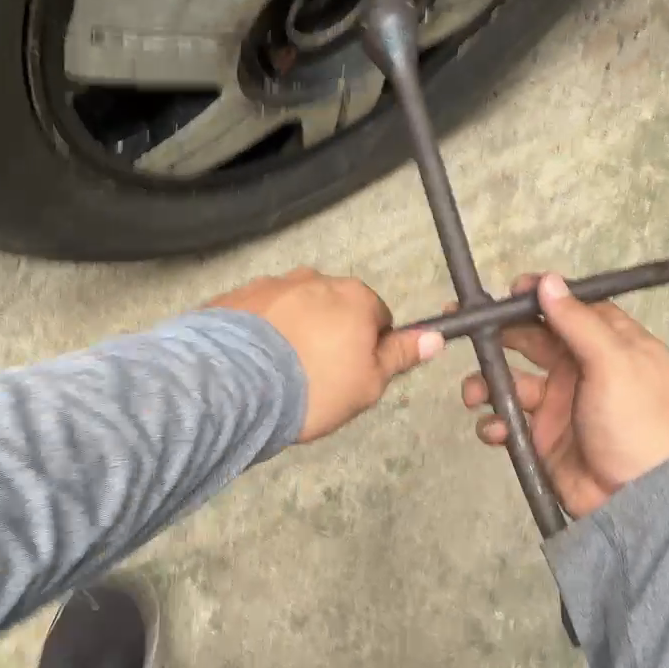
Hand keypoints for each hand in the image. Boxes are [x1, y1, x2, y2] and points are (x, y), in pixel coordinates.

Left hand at [215, 268, 442, 442]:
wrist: (236, 385)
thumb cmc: (315, 388)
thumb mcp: (368, 383)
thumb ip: (399, 356)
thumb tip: (434, 337)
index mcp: (354, 297)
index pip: (377, 317)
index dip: (369, 348)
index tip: (352, 375)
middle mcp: (313, 279)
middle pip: (332, 308)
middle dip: (328, 335)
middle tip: (315, 377)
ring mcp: (270, 285)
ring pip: (292, 309)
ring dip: (292, 332)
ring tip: (278, 374)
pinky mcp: (233, 297)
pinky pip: (255, 315)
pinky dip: (258, 335)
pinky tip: (250, 365)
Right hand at [461, 274, 668, 517]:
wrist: (635, 496)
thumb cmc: (635, 420)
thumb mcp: (614, 363)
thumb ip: (578, 322)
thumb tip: (548, 281)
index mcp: (610, 345)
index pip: (572, 310)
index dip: (541, 299)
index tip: (509, 292)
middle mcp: (583, 370)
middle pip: (534, 342)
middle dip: (500, 336)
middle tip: (468, 331)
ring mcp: (559, 405)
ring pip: (512, 382)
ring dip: (487, 384)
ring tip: (474, 395)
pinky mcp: (540, 438)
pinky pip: (508, 421)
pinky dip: (494, 423)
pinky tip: (495, 430)